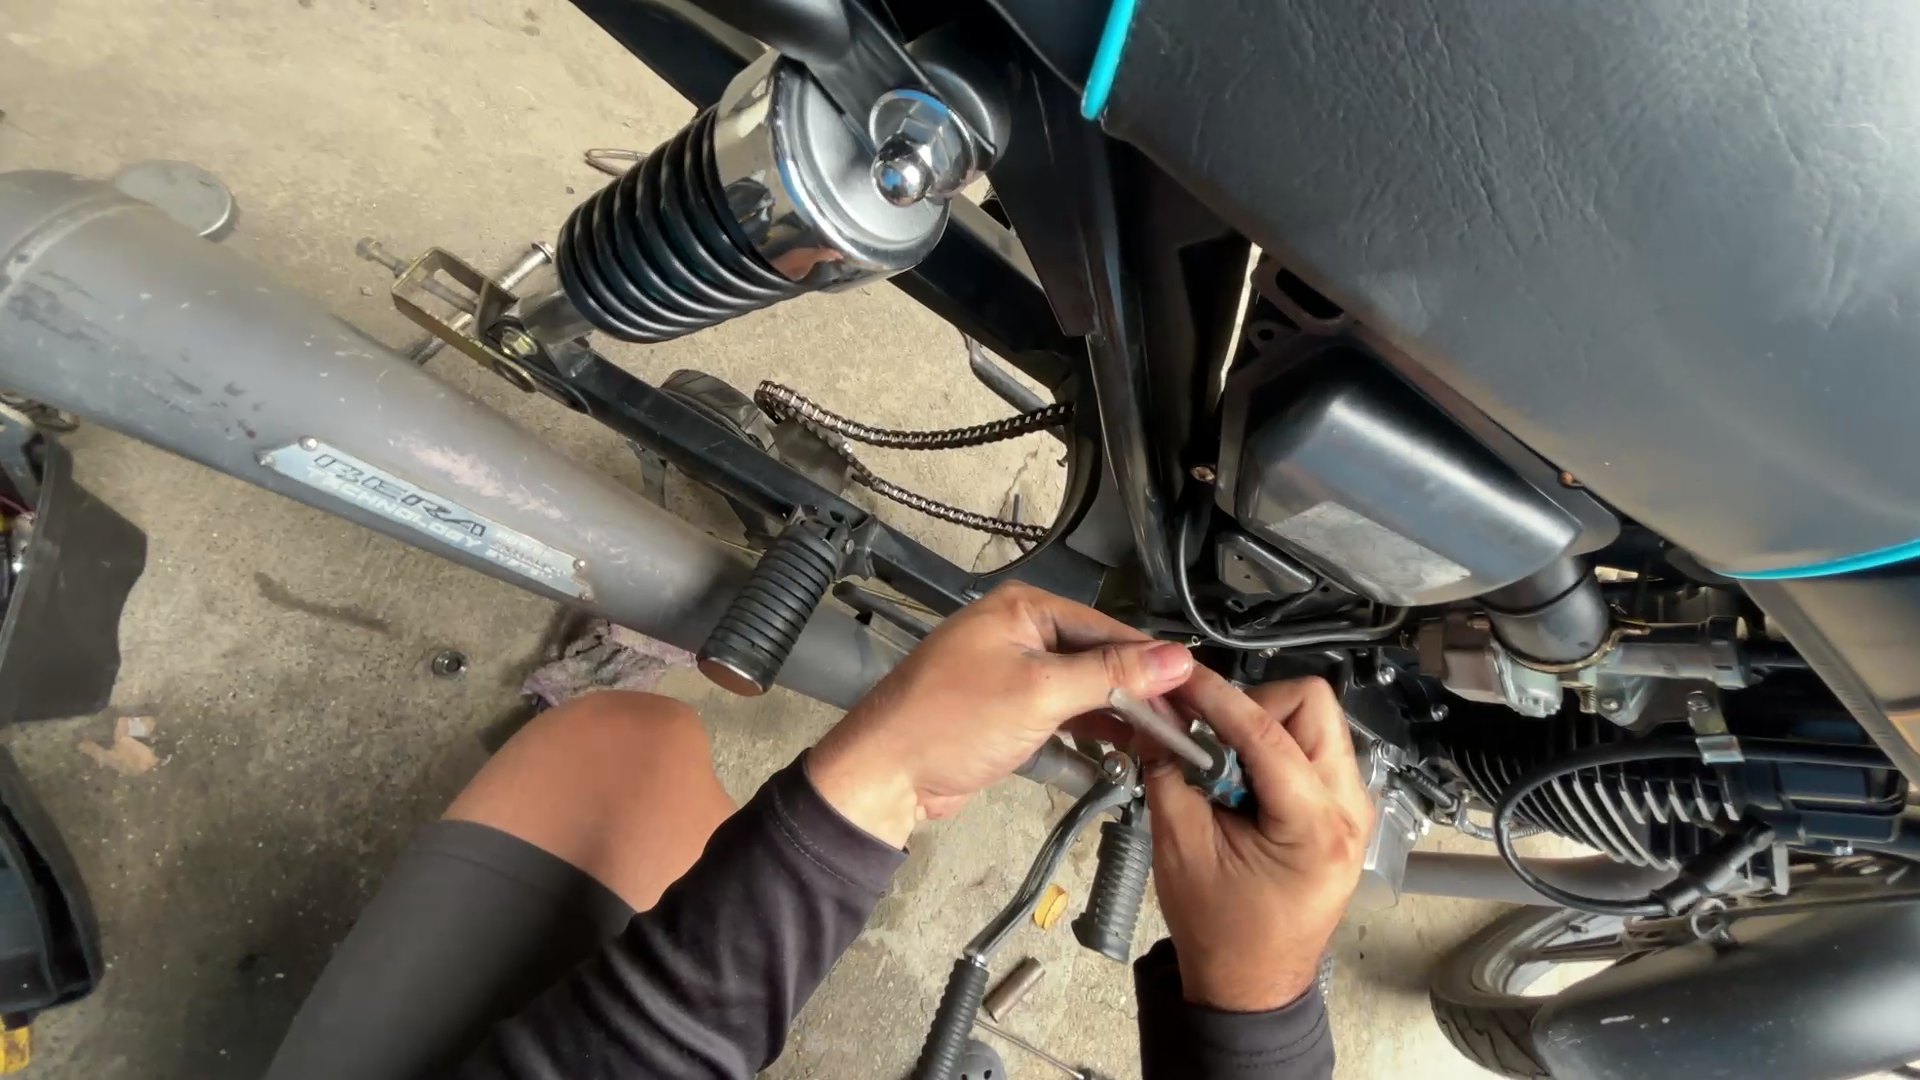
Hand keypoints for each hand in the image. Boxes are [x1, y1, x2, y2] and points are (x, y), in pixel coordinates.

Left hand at [808, 583, 1194, 846]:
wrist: (886, 773)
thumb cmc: (953, 719)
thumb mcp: (1040, 692)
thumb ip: (1110, 675)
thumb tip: (1176, 657)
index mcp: (1024, 609)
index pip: (1105, 627)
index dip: (1151, 660)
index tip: (1195, 688)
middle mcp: (1020, 631)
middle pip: (1096, 655)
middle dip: (1138, 690)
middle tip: (1184, 724)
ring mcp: (1013, 670)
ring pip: (1082, 685)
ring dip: (1119, 712)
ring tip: (1166, 740)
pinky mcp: (1009, 706)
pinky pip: (1062, 709)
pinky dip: (1091, 727)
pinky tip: (1126, 746)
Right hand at [1144, 674, 1373, 1011]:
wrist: (1250, 982)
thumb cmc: (1217, 927)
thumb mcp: (1178, 844)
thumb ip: (1166, 767)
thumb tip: (1152, 709)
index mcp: (1315, 829)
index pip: (1266, 733)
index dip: (1214, 696)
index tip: (1176, 678)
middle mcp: (1351, 810)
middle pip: (1312, 705)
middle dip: (1252, 702)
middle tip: (1208, 729)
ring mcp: (1353, 807)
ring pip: (1315, 717)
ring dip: (1261, 718)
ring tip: (1221, 752)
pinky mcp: (1341, 807)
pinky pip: (1312, 743)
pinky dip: (1270, 738)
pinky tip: (1238, 769)